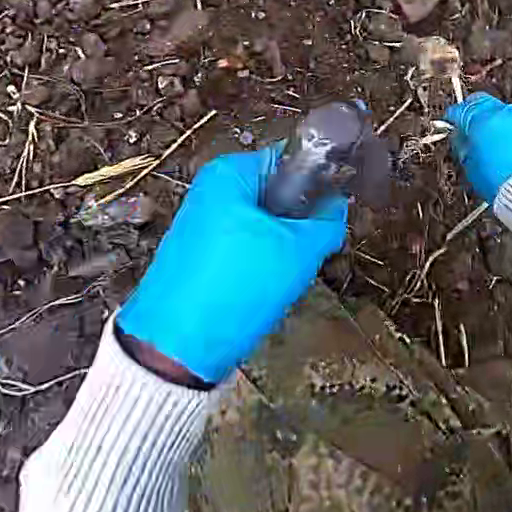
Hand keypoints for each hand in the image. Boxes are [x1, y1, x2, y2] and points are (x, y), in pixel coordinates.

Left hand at [117, 145, 346, 383]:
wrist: (174, 351)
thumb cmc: (234, 286)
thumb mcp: (297, 251)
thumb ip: (327, 222)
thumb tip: (337, 208)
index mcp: (230, 172)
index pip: (290, 160)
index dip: (318, 185)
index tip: (330, 214)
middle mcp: (211, 189)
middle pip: (277, 194)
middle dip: (297, 223)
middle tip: (306, 251)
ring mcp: (202, 222)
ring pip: (264, 225)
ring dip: (281, 248)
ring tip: (281, 275)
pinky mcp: (198, 254)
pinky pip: (244, 247)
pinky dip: (259, 265)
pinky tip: (260, 289)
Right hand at [445, 92, 511, 201]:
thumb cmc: (507, 184)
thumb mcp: (472, 169)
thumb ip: (464, 148)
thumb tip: (462, 140)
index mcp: (482, 120)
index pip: (463, 109)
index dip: (457, 118)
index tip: (457, 124)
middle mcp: (506, 113)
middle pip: (489, 109)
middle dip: (485, 124)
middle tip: (484, 142)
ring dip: (509, 130)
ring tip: (510, 154)